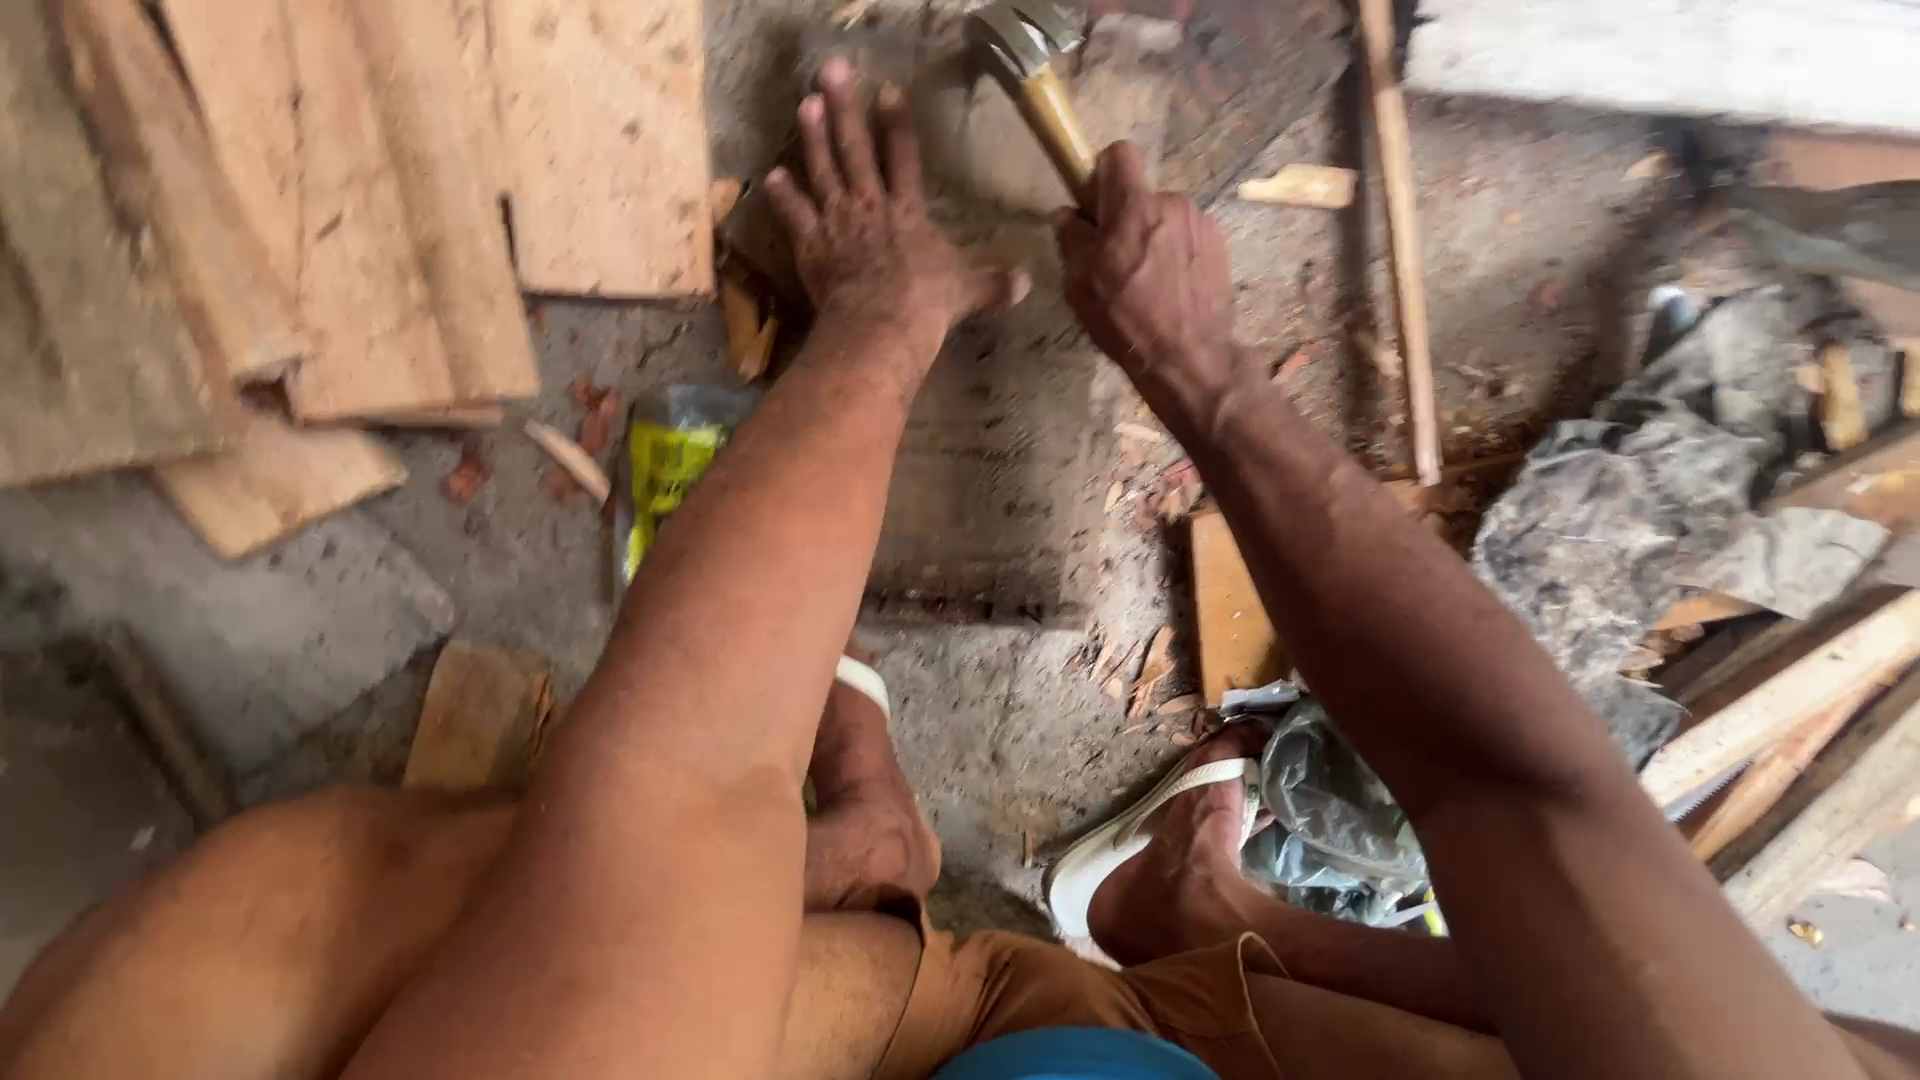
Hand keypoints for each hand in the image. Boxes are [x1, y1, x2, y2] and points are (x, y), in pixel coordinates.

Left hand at [765, 59, 1026, 337]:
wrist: (882, 323)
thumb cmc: (927, 304)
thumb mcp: (969, 292)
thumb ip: (994, 284)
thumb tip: (1026, 284)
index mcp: (908, 212)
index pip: (903, 157)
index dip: (896, 123)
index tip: (887, 91)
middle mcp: (870, 207)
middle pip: (855, 149)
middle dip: (845, 108)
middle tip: (832, 70)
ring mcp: (838, 223)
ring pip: (823, 171)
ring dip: (813, 138)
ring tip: (805, 104)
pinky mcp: (813, 246)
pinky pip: (795, 215)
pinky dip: (784, 196)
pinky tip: (772, 177)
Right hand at [1056, 143, 1243, 400]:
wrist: (1188, 356)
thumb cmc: (1126, 320)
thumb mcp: (1080, 285)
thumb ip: (1072, 241)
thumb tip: (1068, 215)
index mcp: (1134, 206)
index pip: (1118, 155)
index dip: (1101, 175)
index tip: (1095, 207)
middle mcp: (1172, 203)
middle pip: (1140, 197)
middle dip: (1126, 221)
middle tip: (1115, 264)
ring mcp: (1200, 223)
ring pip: (1164, 220)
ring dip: (1152, 241)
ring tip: (1145, 286)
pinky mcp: (1220, 246)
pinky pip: (1186, 239)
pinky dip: (1174, 257)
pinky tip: (1169, 292)